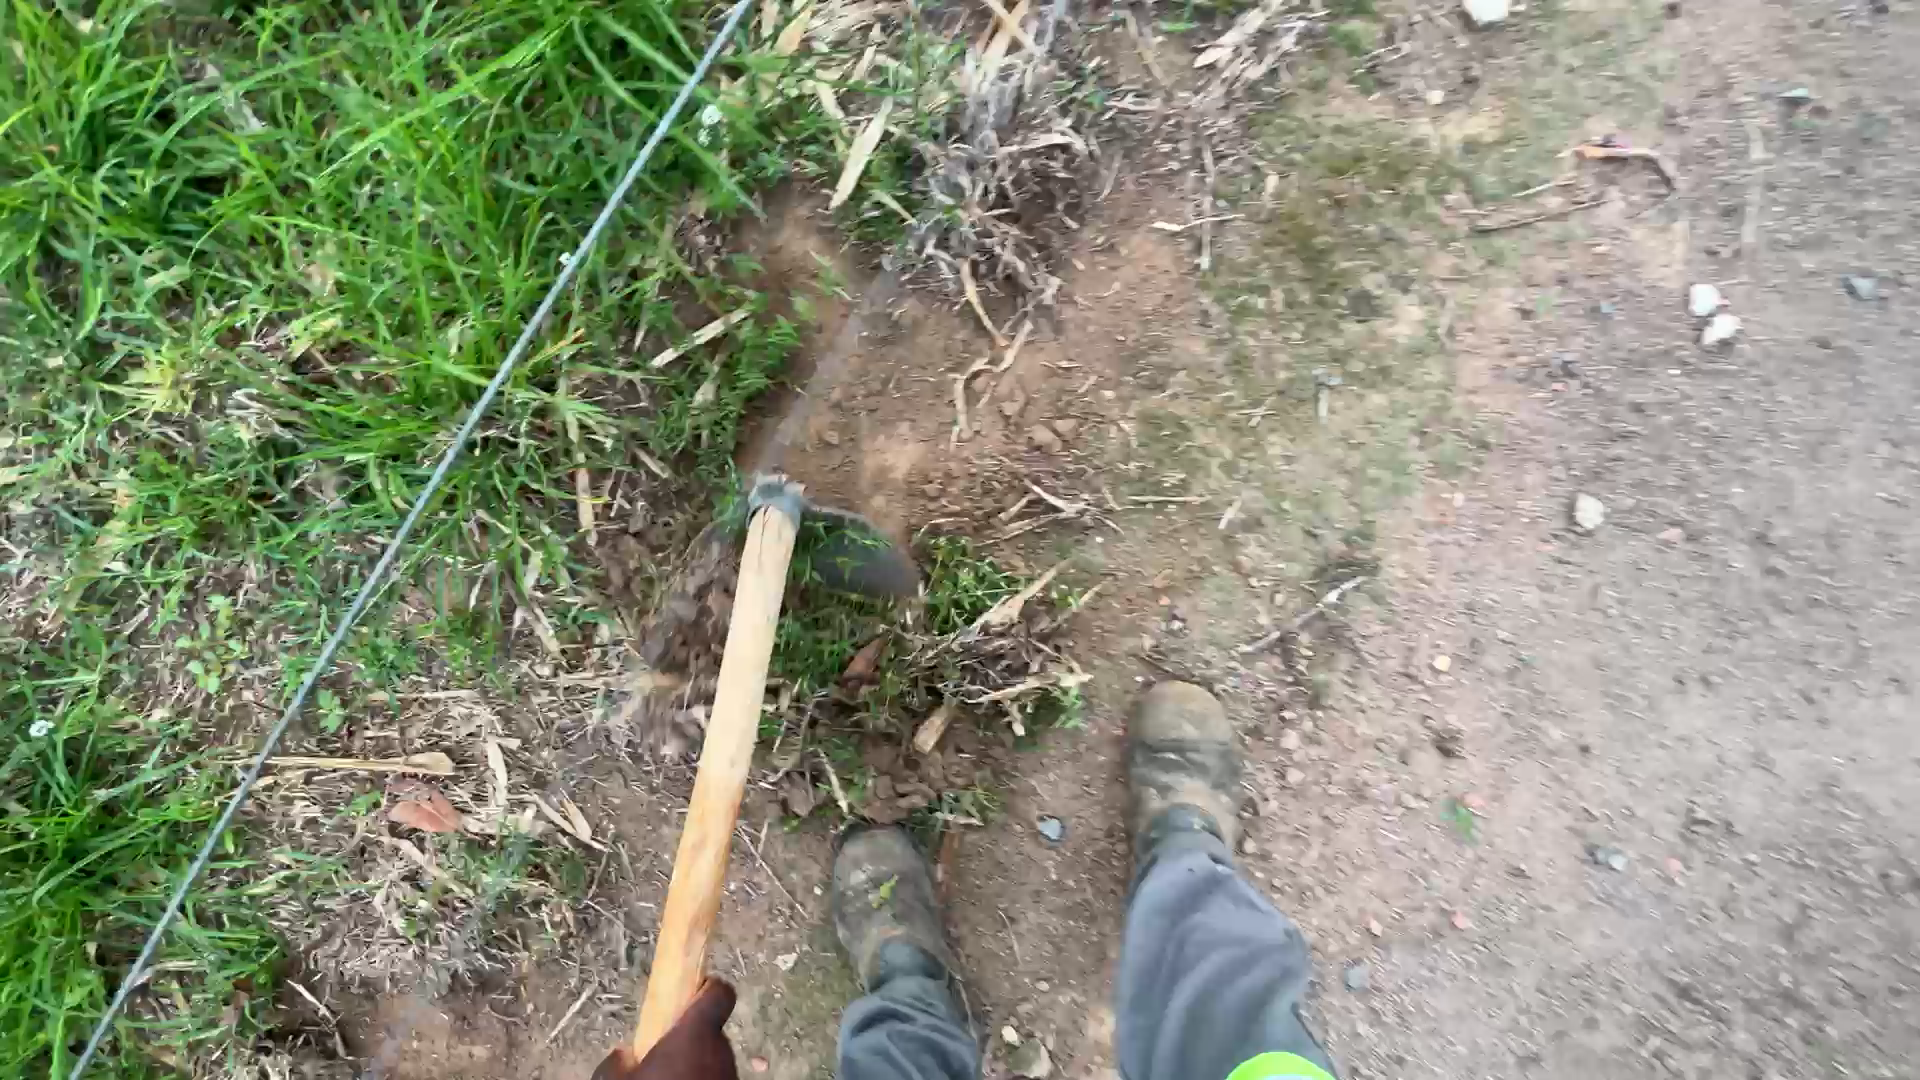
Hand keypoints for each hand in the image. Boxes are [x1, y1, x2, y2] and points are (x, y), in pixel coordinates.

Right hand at [592, 979, 738, 1079]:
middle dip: (689, 1043)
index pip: (720, 992)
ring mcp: (730, 1076)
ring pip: (713, 1061)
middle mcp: (721, 1050)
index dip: (706, 990)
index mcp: (696, 1035)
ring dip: (694, 1069)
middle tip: (660, 1062)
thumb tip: (622, 1055)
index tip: (686, 999)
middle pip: (710, 1032)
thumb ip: (614, 1065)